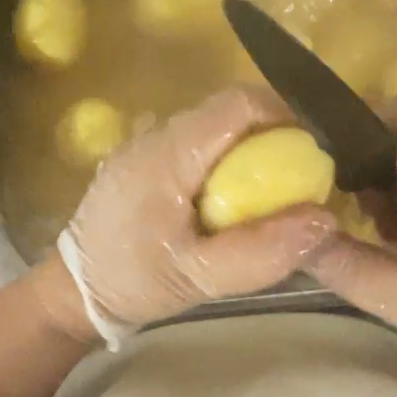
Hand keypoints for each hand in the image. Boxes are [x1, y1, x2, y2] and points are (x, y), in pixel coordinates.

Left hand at [58, 87, 341, 347]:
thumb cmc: (132, 282)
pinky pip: (191, 148)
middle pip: (228, 114)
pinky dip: (218, 165)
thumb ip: (260, 251)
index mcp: (167, 153)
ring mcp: (141, 146)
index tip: (312, 156)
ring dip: (243, 154)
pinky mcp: (137, 163)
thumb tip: (325, 219)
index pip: (239, 103)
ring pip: (211, 130)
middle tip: (294, 185)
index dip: (286, 117)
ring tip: (262, 198)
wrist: (72, 293)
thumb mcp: (198, 277)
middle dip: (270, 140)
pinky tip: (223, 205)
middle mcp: (153, 136)